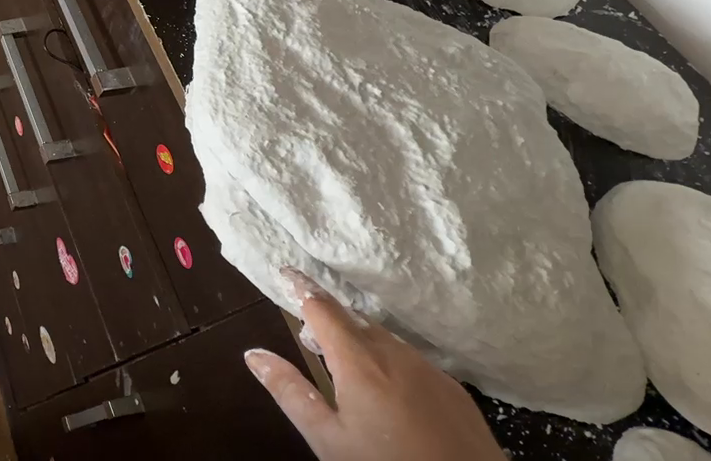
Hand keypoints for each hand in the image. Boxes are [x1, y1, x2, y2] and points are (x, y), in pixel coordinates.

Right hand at [244, 267, 507, 460]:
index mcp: (359, 362)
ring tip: (346, 365)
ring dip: (359, 338)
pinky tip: (389, 389)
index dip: (301, 287)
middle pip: (354, 320)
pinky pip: (413, 359)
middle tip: (310, 336)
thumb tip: (253, 354)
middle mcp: (396, 355)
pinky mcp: (457, 392)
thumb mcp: (328, 440)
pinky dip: (390, 359)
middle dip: (329, 319)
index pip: (322, 308)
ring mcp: (431, 372)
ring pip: (385, 339)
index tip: (286, 270)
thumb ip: (290, 392)